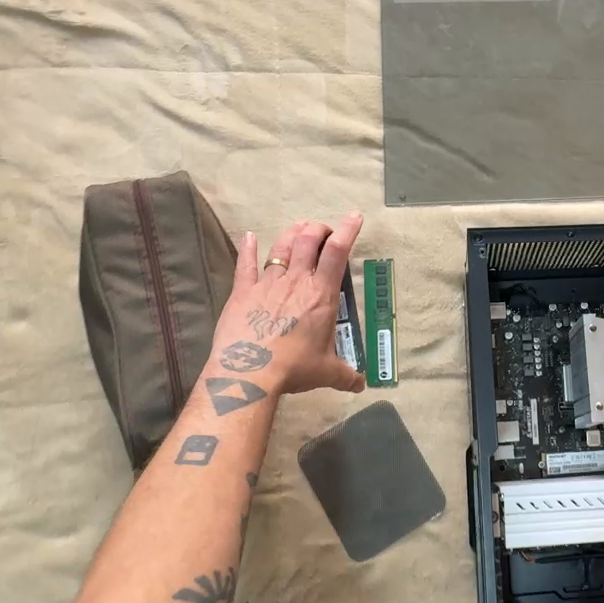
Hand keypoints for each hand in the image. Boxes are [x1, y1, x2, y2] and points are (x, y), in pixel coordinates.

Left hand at [206, 215, 366, 396]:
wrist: (249, 372)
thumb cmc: (294, 368)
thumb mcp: (327, 372)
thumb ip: (346, 375)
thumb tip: (361, 385)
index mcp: (321, 295)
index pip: (337, 252)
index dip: (347, 230)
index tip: (354, 216)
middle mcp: (296, 281)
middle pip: (308, 241)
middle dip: (318, 229)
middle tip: (323, 230)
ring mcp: (267, 284)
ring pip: (281, 247)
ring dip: (292, 233)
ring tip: (299, 228)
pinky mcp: (242, 292)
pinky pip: (245, 264)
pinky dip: (247, 248)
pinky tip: (248, 237)